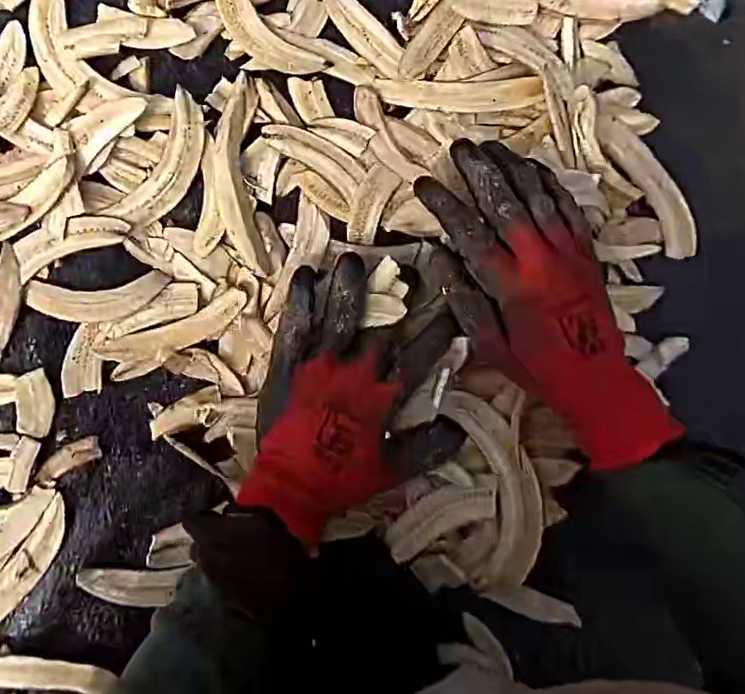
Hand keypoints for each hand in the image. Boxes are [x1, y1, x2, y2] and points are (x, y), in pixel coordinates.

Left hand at [237, 254, 457, 545]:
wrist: (289, 484)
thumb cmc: (342, 478)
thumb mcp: (394, 471)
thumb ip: (428, 447)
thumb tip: (457, 425)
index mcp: (382, 396)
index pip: (419, 355)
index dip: (439, 330)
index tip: (454, 305)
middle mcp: (352, 371)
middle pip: (380, 326)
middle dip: (397, 297)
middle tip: (410, 270)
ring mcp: (317, 362)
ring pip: (336, 316)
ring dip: (346, 287)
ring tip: (353, 259)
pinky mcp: (287, 360)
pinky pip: (295, 323)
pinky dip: (301, 299)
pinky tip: (305, 275)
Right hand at [415, 140, 682, 470]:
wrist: (599, 379)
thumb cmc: (535, 364)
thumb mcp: (487, 344)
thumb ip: (462, 299)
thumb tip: (436, 256)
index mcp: (510, 284)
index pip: (470, 232)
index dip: (444, 203)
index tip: (424, 183)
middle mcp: (540, 261)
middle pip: (506, 204)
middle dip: (480, 171)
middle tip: (459, 147)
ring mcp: (568, 253)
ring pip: (537, 198)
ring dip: (512, 168)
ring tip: (490, 146)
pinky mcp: (587, 252)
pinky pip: (568, 208)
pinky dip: (548, 184)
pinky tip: (531, 167)